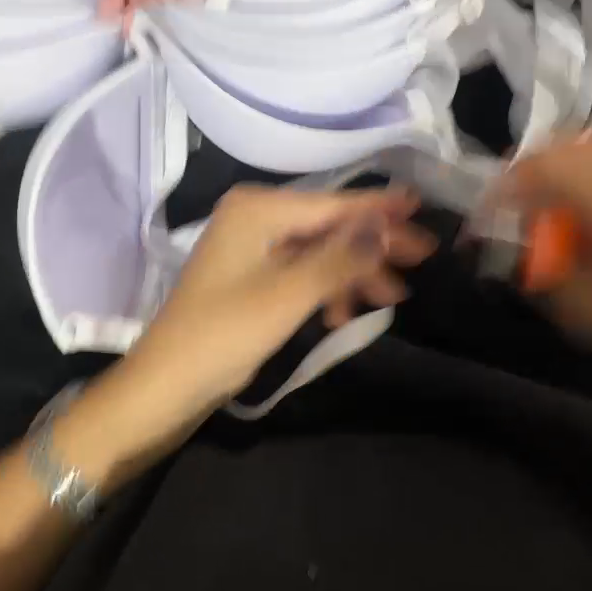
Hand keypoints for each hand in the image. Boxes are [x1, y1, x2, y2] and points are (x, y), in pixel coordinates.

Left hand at [122, 185, 437, 417]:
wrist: (166, 386)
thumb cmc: (224, 335)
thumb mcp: (289, 296)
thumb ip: (340, 257)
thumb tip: (386, 225)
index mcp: (257, 209)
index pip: (333, 204)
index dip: (381, 210)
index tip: (425, 210)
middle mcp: (255, 217)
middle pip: (330, 225)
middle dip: (373, 247)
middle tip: (422, 261)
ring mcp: (253, 247)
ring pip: (320, 251)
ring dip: (354, 273)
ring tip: (391, 298)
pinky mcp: (254, 276)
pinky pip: (303, 271)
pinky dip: (327, 288)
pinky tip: (345, 313)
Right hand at [506, 134, 591, 398]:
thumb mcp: (585, 308)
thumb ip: (539, 266)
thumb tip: (513, 242)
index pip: (543, 164)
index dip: (507, 185)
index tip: (491, 210)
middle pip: (570, 151)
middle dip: (539, 182)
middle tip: (527, 218)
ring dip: (573, 181)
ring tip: (569, 223)